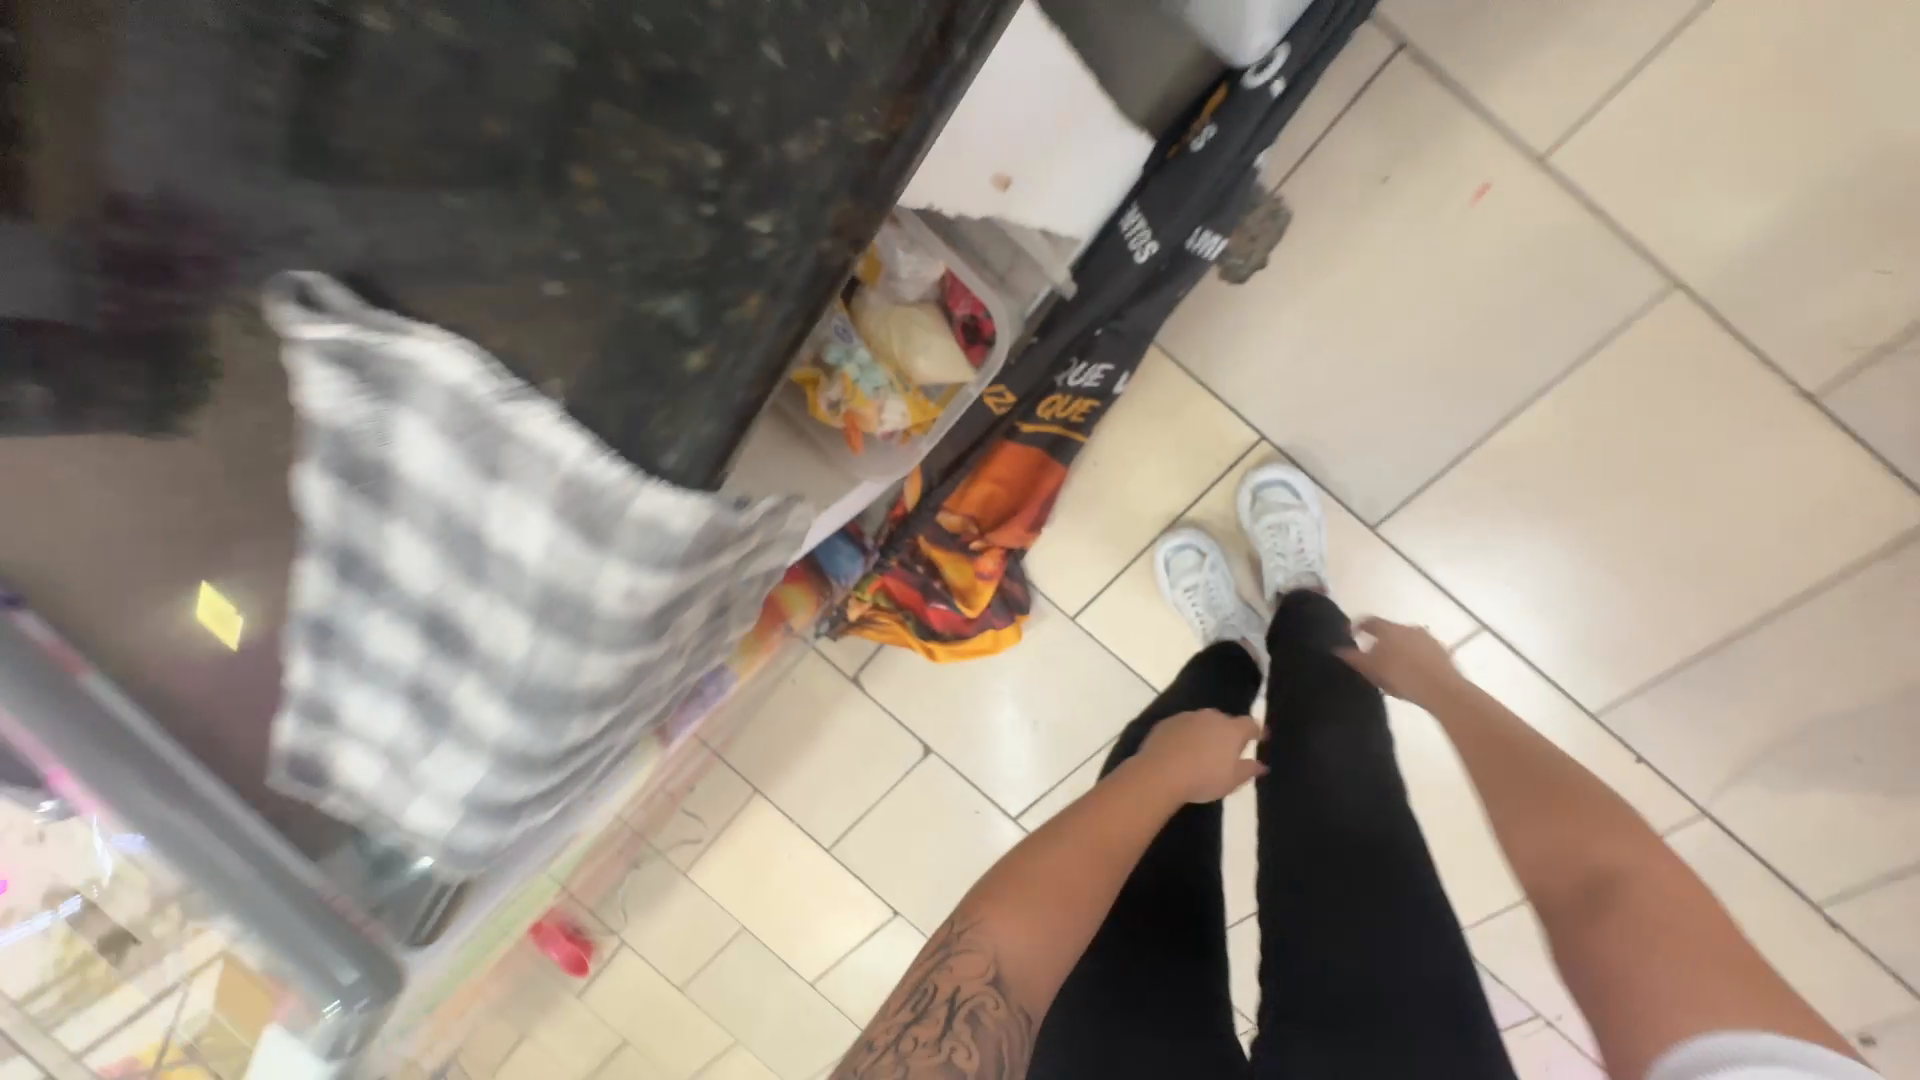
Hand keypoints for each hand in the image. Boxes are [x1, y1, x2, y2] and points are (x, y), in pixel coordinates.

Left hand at [1135, 710, 1266, 803]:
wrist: (1160, 773)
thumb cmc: (1203, 779)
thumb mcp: (1232, 781)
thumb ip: (1248, 770)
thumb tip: (1261, 765)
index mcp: (1231, 730)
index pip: (1250, 724)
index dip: (1256, 731)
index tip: (1259, 738)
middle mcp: (1210, 717)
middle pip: (1224, 721)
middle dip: (1228, 732)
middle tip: (1227, 750)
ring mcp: (1186, 717)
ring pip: (1202, 722)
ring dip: (1205, 732)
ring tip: (1202, 751)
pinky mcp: (1166, 722)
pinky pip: (1182, 726)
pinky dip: (1185, 735)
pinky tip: (1181, 750)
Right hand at [1336, 617, 1466, 705]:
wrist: (1443, 690)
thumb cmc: (1400, 676)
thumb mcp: (1370, 669)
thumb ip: (1352, 657)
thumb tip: (1337, 649)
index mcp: (1388, 629)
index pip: (1368, 621)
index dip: (1357, 627)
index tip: (1351, 636)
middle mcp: (1408, 628)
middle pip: (1388, 631)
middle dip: (1379, 641)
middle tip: (1372, 657)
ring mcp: (1427, 638)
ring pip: (1406, 640)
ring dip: (1397, 650)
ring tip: (1392, 668)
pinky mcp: (1441, 651)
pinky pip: (1420, 651)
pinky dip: (1413, 657)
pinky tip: (1411, 673)